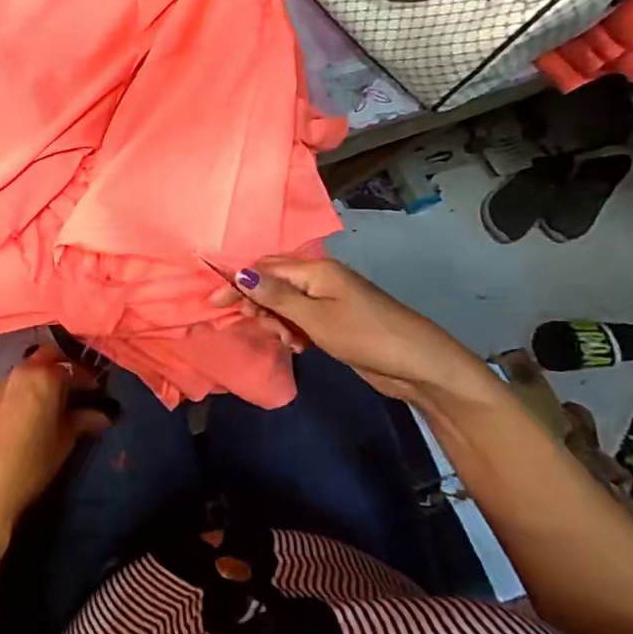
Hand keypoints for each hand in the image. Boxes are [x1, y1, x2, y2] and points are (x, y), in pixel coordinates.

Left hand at [0, 346, 111, 552]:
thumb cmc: (33, 460)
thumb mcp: (65, 440)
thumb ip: (84, 420)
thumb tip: (104, 415)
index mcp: (44, 376)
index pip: (72, 368)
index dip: (88, 378)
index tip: (97, 392)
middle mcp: (21, 372)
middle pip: (47, 357)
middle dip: (64, 368)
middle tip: (77, 389)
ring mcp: (1, 384)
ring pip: (28, 369)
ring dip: (44, 377)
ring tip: (57, 402)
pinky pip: (14, 384)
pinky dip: (28, 389)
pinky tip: (34, 412)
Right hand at [207, 254, 497, 406]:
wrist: (419, 366)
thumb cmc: (365, 336)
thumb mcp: (314, 317)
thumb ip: (275, 295)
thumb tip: (240, 272)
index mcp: (315, 269)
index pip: (264, 267)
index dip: (237, 282)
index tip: (213, 303)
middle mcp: (320, 278)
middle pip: (272, 282)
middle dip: (259, 304)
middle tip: (263, 328)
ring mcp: (329, 298)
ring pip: (285, 303)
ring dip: (277, 321)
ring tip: (290, 342)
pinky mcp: (335, 319)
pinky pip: (300, 318)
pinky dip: (293, 330)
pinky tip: (300, 346)